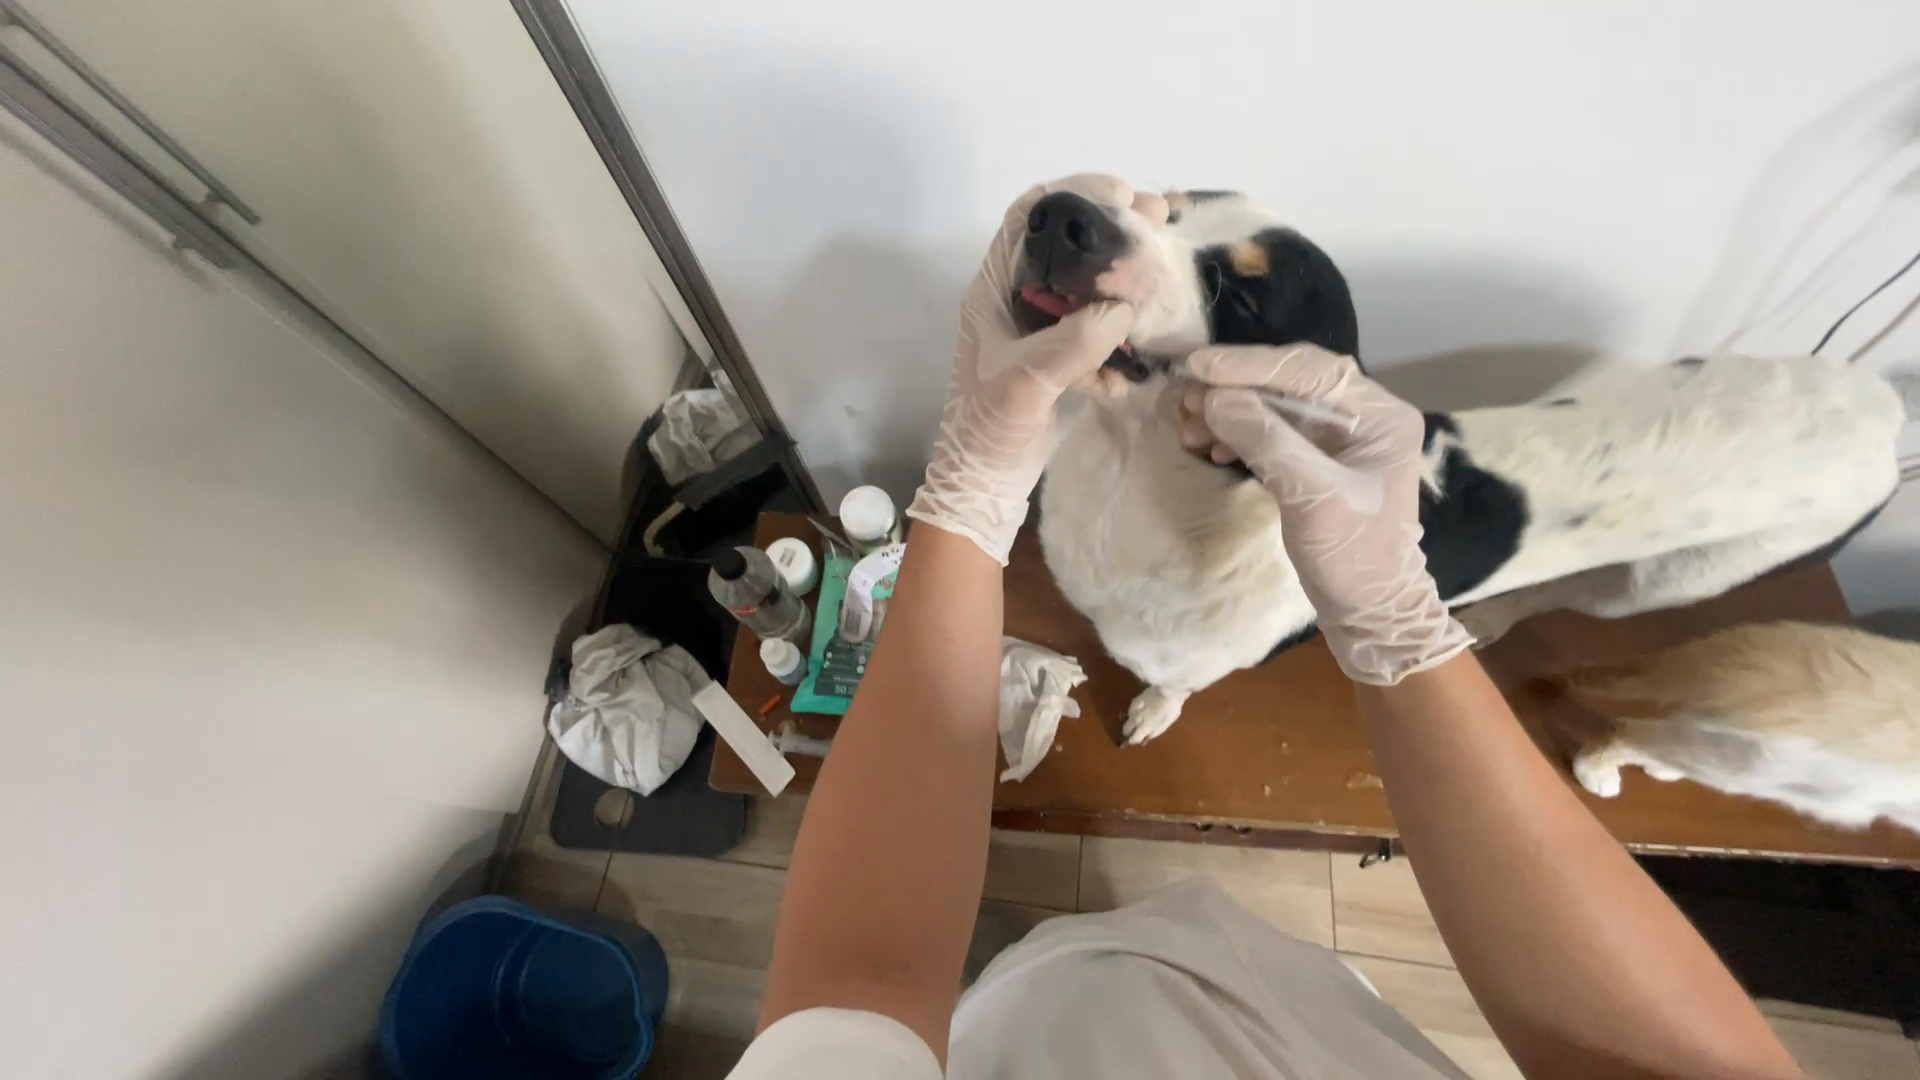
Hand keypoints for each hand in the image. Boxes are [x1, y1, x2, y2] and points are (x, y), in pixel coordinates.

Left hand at [905, 175, 1140, 563]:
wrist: (983, 482)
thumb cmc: (988, 429)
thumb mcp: (1027, 382)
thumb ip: (1073, 343)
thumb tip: (1124, 312)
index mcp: (993, 290)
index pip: (1028, 217)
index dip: (1074, 195)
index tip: (1124, 197)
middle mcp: (1014, 299)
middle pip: (1066, 245)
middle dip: (1112, 234)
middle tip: (1161, 224)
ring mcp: (1036, 330)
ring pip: (1085, 290)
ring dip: (1121, 292)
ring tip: (1160, 292)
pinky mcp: (1055, 358)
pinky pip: (1092, 335)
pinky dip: (1112, 347)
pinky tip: (1124, 376)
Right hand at [1178, 345, 1471, 684]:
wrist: (1369, 608)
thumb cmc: (1352, 555)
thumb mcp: (1312, 497)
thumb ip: (1267, 441)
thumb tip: (1216, 400)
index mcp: (1378, 414)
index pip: (1309, 370)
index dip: (1250, 365)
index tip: (1198, 366)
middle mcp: (1361, 414)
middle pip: (1288, 381)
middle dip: (1233, 388)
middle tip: (1185, 399)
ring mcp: (1337, 436)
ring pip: (1273, 405)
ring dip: (1228, 411)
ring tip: (1188, 426)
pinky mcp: (1315, 457)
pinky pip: (1269, 430)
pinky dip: (1236, 433)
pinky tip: (1212, 446)